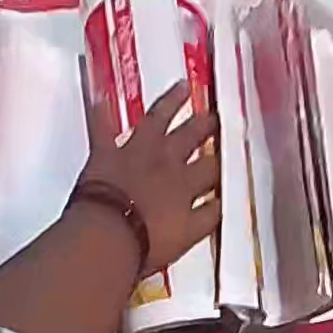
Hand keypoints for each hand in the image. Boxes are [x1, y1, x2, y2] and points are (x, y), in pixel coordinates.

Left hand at [77, 81, 221, 274]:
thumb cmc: (147, 245)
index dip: (223, 160)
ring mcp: (135, 152)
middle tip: (216, 115)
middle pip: (191, 138)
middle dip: (206, 126)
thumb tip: (221, 205)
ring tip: (182, 86)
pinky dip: (99, 106)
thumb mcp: (187, 237)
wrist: (108, 236)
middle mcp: (166, 162)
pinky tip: (99, 88)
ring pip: (157, 119)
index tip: (233, 150)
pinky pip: (101, 124)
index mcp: (187, 186)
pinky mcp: (105, 152)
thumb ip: (206, 219)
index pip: (213, 169)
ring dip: (170, 102)